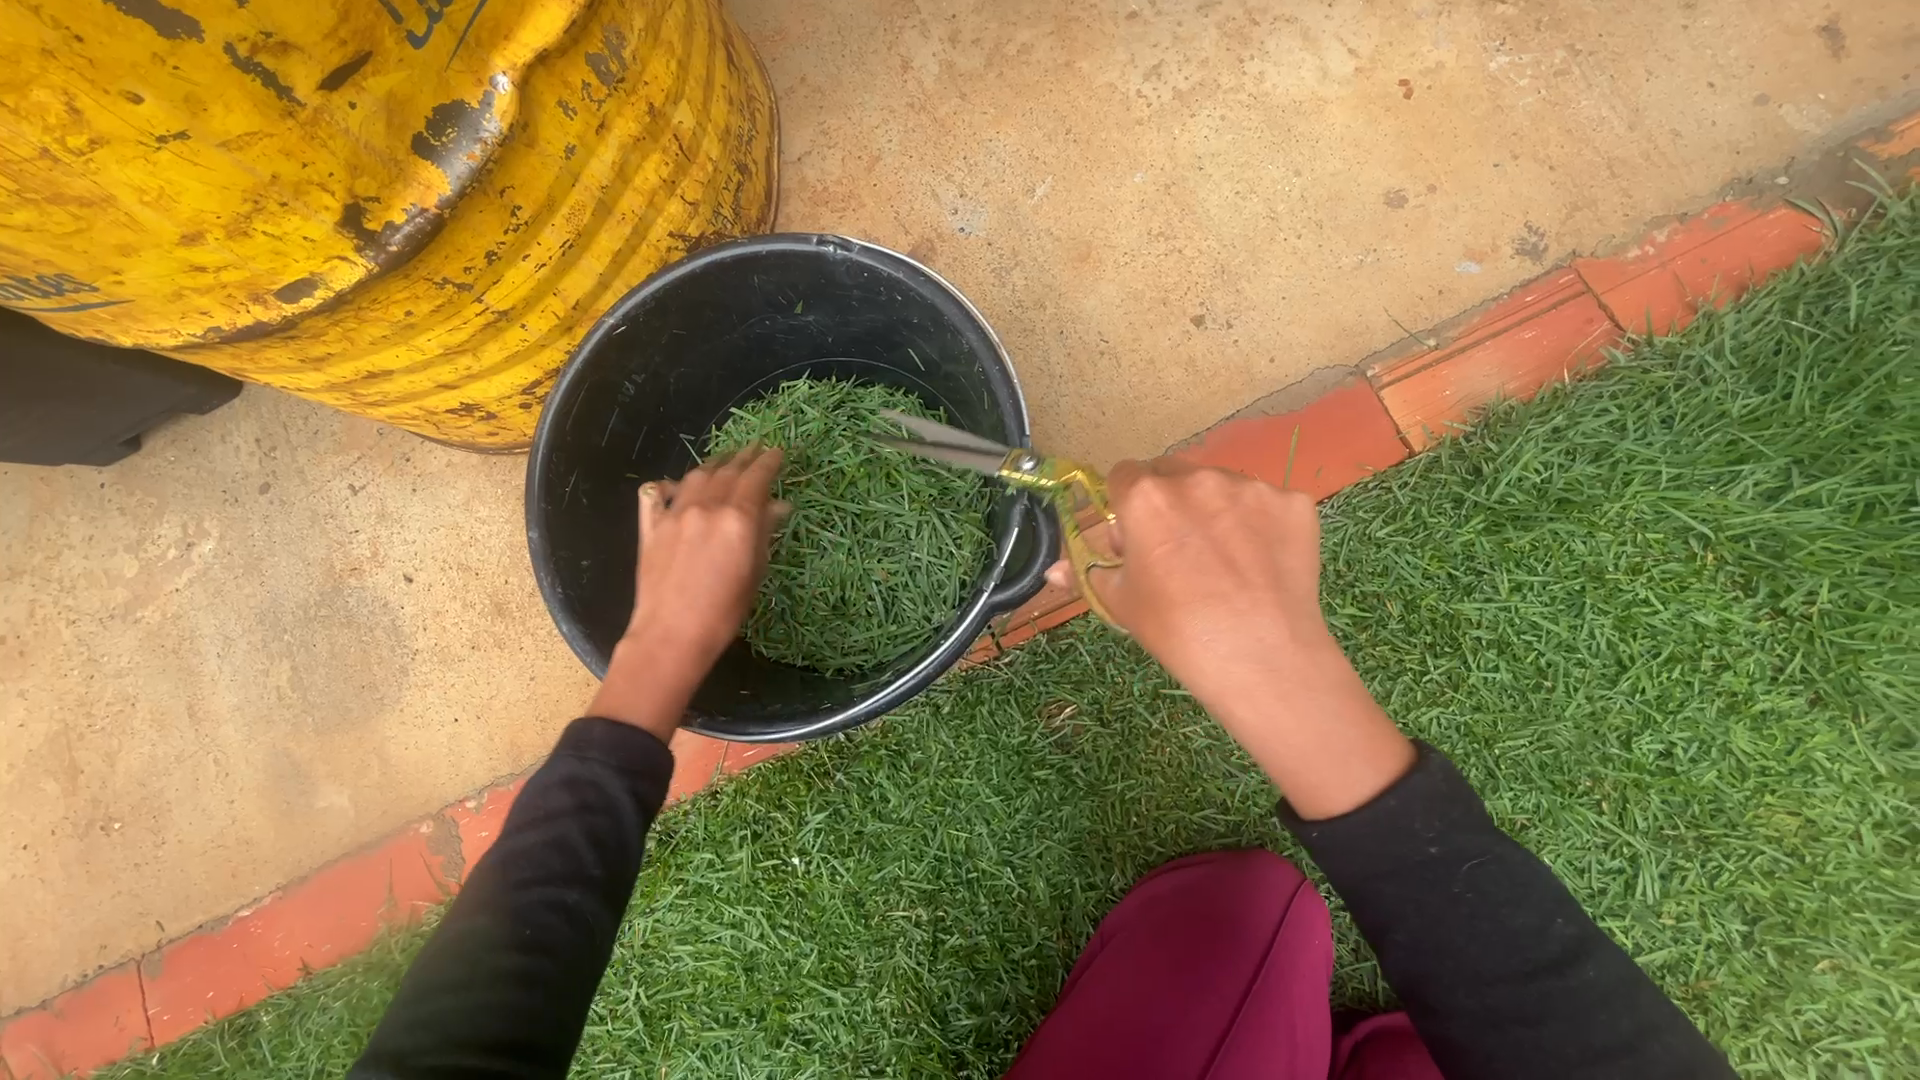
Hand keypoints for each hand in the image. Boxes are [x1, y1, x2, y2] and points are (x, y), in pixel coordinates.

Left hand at [589, 446, 788, 740]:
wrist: (672, 634)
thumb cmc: (724, 611)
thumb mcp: (755, 572)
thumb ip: (764, 533)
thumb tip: (778, 506)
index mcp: (737, 518)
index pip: (756, 478)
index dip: (769, 462)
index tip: (778, 452)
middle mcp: (706, 507)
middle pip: (727, 472)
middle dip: (743, 458)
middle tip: (755, 448)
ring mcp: (674, 514)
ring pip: (695, 476)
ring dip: (713, 465)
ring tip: (724, 461)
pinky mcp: (651, 527)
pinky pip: (657, 494)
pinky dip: (669, 484)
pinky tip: (675, 484)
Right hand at [1051, 458, 1414, 817]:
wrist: (1260, 655)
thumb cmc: (1176, 630)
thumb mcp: (1121, 602)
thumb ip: (1087, 573)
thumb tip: (1053, 571)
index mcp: (1145, 497)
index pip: (1123, 475)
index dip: (1126, 504)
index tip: (1136, 534)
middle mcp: (1195, 478)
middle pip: (1172, 473)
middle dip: (1169, 500)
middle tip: (1178, 549)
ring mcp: (1249, 487)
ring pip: (1221, 485)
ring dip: (1214, 509)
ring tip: (1225, 560)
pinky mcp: (1292, 503)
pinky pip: (1266, 505)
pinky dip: (1260, 526)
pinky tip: (1261, 563)